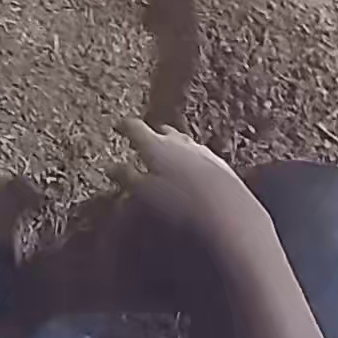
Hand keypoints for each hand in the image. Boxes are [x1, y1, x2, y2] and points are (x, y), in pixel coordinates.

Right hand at [117, 119, 272, 250]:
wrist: (228, 211)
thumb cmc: (179, 202)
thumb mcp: (144, 193)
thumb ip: (127, 177)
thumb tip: (110, 166)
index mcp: (156, 146)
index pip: (136, 129)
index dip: (125, 126)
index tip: (118, 125)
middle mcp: (179, 142)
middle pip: (162, 131)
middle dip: (152, 133)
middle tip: (143, 138)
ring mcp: (201, 151)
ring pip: (182, 141)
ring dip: (172, 143)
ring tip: (166, 150)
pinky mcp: (219, 164)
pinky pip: (198, 154)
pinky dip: (189, 156)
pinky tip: (191, 167)